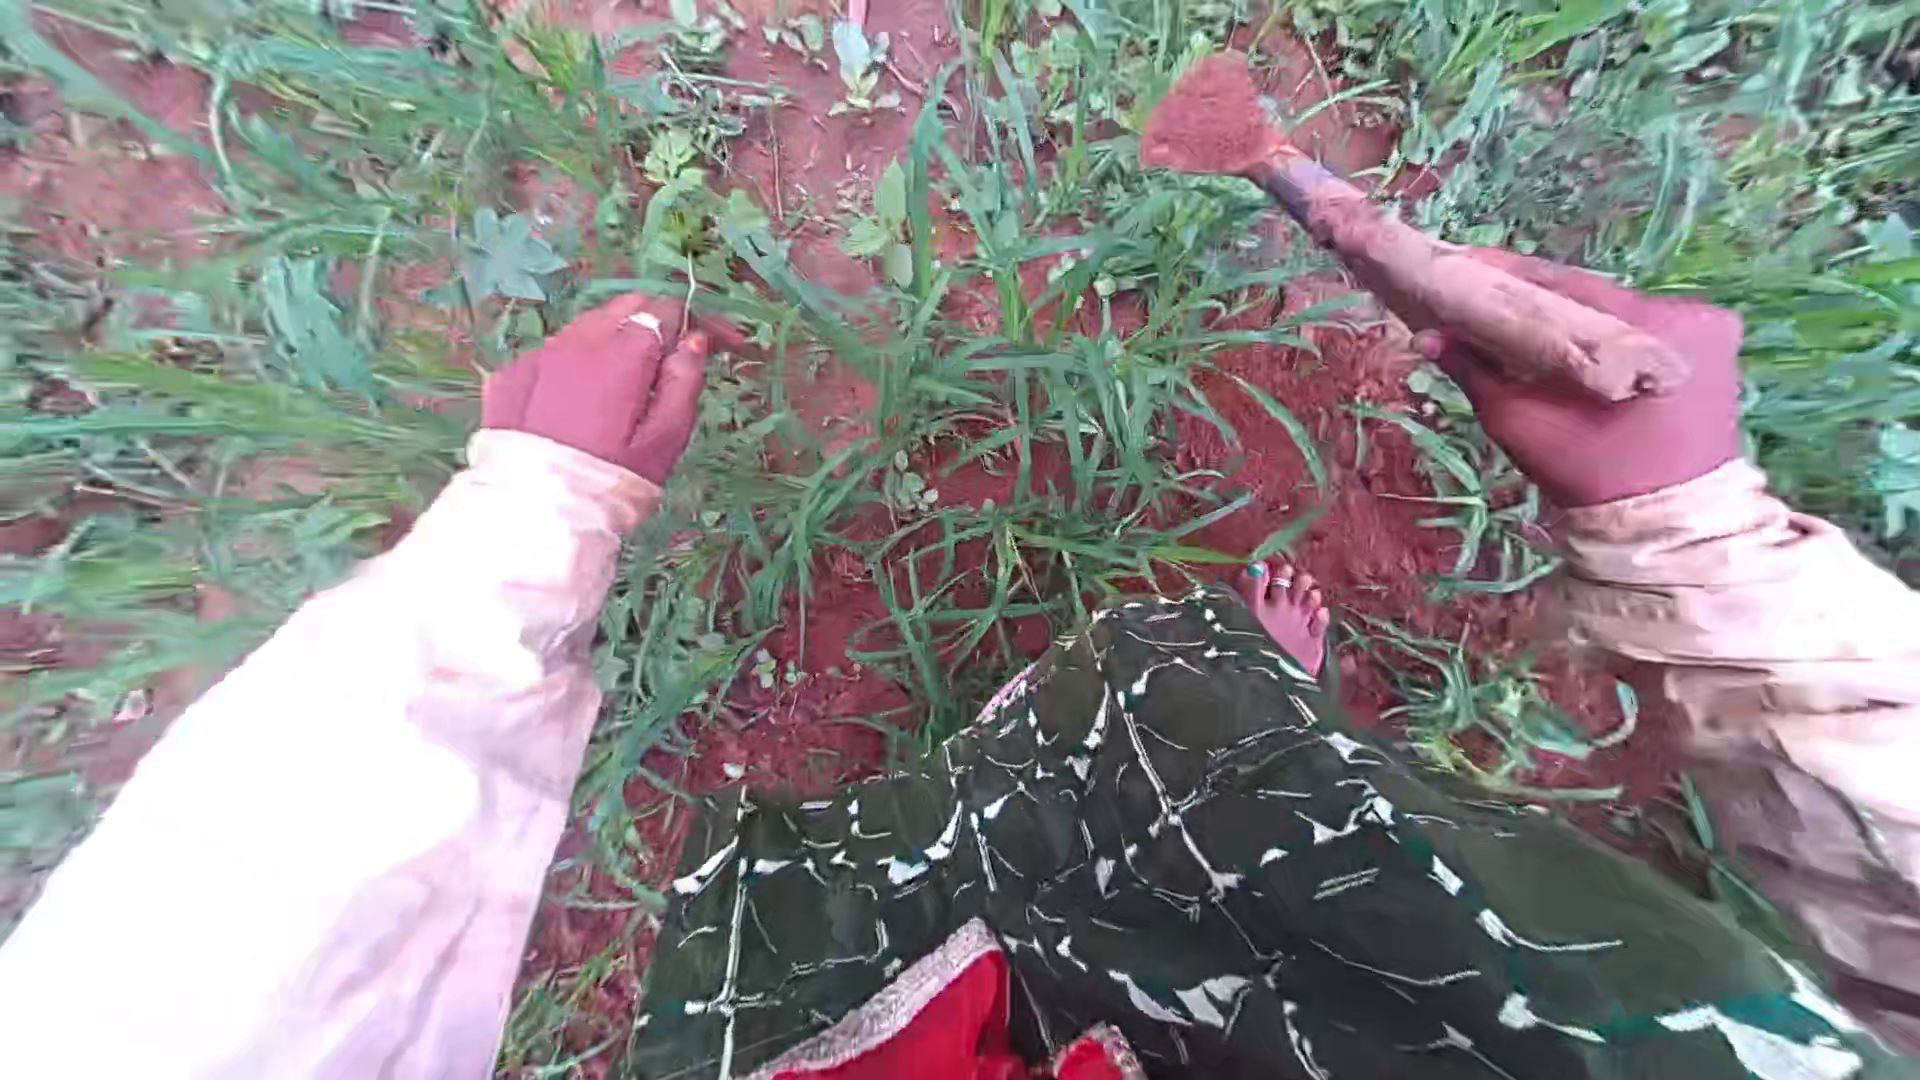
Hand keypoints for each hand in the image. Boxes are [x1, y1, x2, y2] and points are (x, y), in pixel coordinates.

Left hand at [481, 295, 708, 484]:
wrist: (539, 512)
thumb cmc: (617, 476)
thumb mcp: (667, 437)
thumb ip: (684, 382)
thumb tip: (693, 342)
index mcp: (620, 356)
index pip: (666, 312)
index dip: (700, 321)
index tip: (724, 342)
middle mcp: (575, 342)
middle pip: (626, 308)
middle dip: (662, 322)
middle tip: (683, 357)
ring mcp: (538, 356)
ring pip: (591, 325)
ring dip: (623, 338)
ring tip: (639, 379)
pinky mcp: (512, 374)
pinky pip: (558, 350)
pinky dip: (586, 358)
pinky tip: (592, 394)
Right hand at [1415, 248, 1743, 506]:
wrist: (1659, 512)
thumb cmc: (1581, 466)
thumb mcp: (1516, 419)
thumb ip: (1474, 370)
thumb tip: (1426, 335)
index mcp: (1644, 329)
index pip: (1561, 285)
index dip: (1506, 274)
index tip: (1461, 262)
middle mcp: (1687, 313)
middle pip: (1587, 293)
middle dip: (1529, 294)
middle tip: (1476, 289)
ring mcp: (1707, 325)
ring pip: (1609, 308)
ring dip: (1560, 312)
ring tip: (1510, 315)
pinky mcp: (1711, 343)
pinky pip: (1634, 324)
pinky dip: (1592, 328)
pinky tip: (1560, 339)